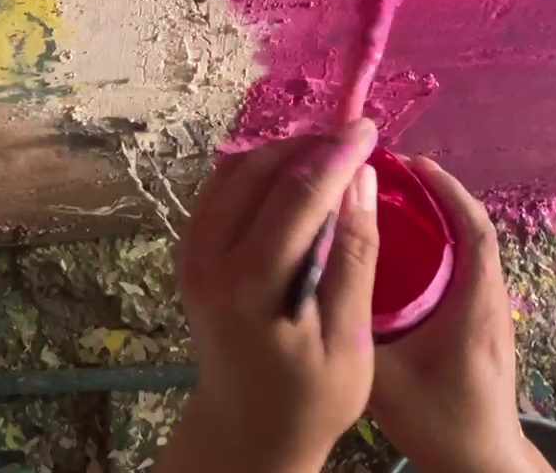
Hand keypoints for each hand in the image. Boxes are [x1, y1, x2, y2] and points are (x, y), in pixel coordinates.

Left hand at [157, 118, 380, 472]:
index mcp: (252, 285)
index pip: (298, 195)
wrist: (244, 426)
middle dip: (310, 145)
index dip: (336, 154)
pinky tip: (290, 172)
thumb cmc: (310, 396)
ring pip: (234, 170)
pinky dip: (255, 168)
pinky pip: (219, 187)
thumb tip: (362, 180)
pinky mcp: (187, 246)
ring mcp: (190, 249)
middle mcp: (209, 256)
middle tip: (351, 137)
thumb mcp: (349, 340)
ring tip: (327, 150)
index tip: (368, 128)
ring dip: (281, 151)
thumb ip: (354, 256)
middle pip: (259, 170)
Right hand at [370, 159, 550, 472]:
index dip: (447, 189)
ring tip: (392, 196)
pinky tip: (402, 243)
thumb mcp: (386, 377)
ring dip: (438, 214)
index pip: (474, 229)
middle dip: (436, 192)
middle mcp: (490, 298)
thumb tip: (316, 276)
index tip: (411, 163)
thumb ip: (354, 326)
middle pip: (472, 227)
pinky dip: (438, 239)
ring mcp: (489, 311)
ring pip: (470, 245)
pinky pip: (464, 263)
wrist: (483, 467)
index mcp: (475, 303)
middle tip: (390, 172)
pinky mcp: (481, 322)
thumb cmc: (440, 421)